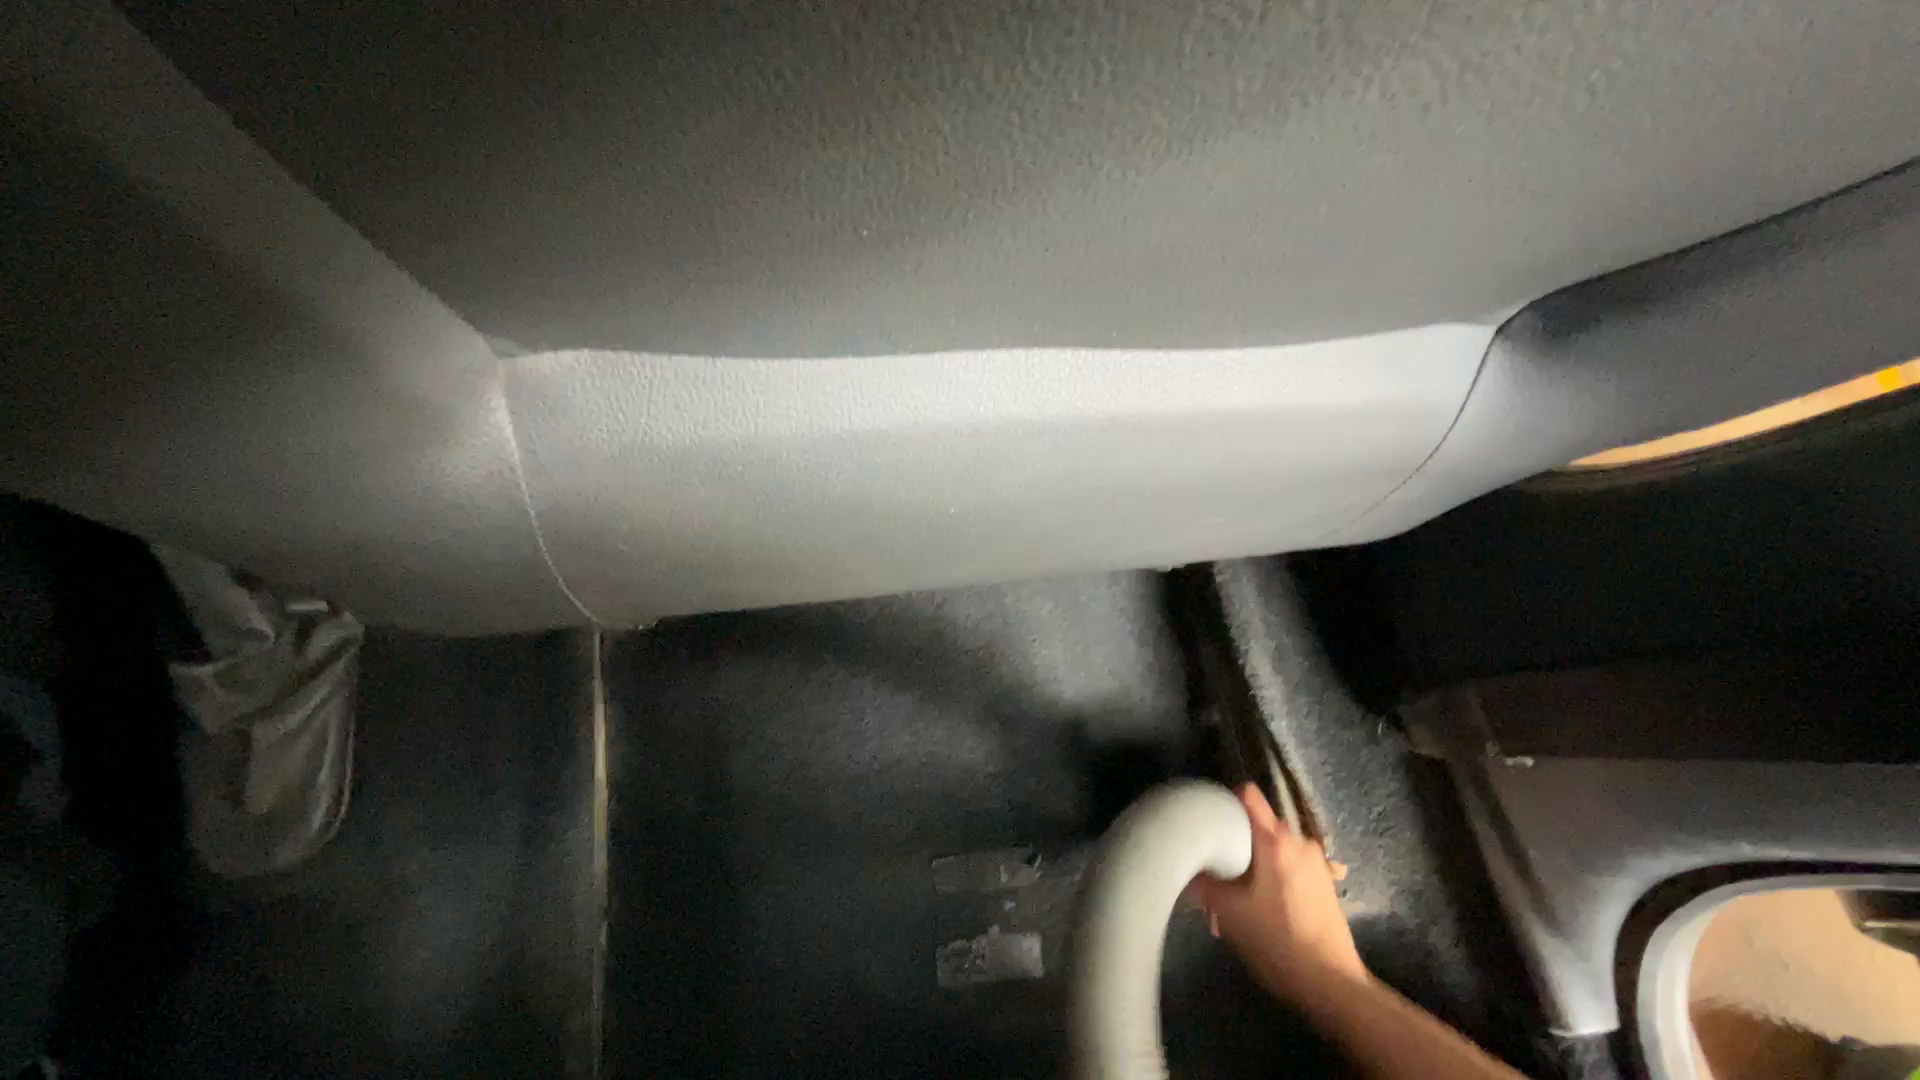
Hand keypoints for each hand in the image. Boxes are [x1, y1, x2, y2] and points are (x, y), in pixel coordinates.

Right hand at [1186, 783, 1367, 1005]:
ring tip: (1237, 900)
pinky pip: (1289, 868)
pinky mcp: (1324, 884)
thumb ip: (1203, 884)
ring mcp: (1317, 863)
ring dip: (1253, 867)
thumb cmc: (1278, 940)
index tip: (1206, 819)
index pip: (1248, 795)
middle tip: (1216, 874)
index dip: (1224, 801)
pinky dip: (1272, 879)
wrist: (1333, 984)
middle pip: (1258, 826)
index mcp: (1276, 840)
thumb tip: (1186, 870)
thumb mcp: (1229, 913)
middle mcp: (1300, 842)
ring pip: (1274, 850)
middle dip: (1235, 845)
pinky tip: (1262, 909)